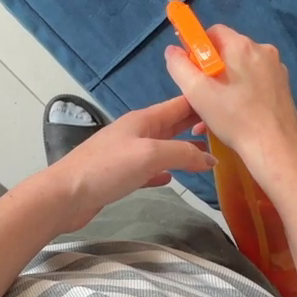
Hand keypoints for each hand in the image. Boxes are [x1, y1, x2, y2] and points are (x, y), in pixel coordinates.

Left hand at [28, 95, 215, 234]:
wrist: (65, 195)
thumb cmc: (107, 169)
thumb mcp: (151, 155)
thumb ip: (183, 154)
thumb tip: (212, 159)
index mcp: (144, 119)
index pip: (180, 103)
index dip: (204, 101)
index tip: (230, 103)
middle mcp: (137, 132)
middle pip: (173, 124)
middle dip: (198, 125)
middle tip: (227, 131)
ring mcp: (127, 153)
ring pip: (163, 147)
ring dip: (183, 150)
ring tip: (208, 156)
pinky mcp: (120, 175)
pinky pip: (148, 169)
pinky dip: (163, 171)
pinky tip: (171, 179)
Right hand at [163, 25, 296, 176]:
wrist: (273, 146)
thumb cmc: (233, 117)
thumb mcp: (196, 92)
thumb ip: (179, 66)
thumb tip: (172, 50)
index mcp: (242, 46)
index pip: (214, 32)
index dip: (198, 48)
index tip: (192, 70)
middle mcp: (263, 50)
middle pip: (228, 51)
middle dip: (211, 69)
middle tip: (202, 95)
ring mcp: (276, 68)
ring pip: (241, 68)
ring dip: (225, 83)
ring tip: (216, 111)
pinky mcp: (283, 86)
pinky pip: (255, 82)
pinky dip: (242, 92)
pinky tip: (235, 115)